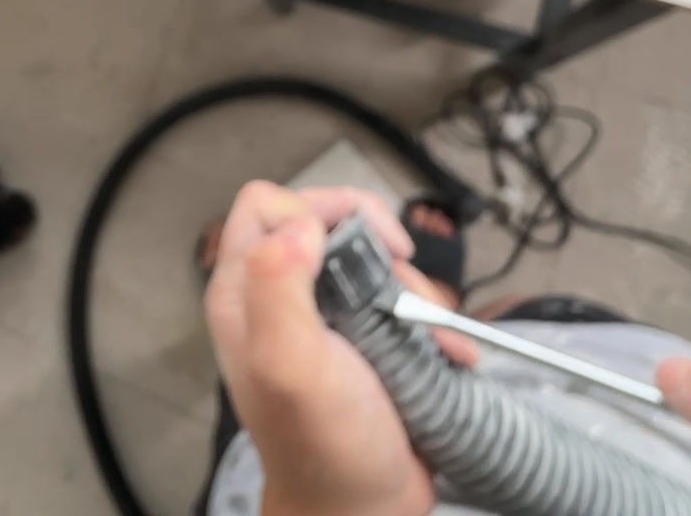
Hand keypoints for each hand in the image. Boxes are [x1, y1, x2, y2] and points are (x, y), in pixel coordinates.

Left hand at [204, 182, 469, 515]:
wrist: (363, 512)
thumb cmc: (324, 448)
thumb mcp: (291, 366)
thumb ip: (278, 287)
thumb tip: (300, 223)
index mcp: (244, 291)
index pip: (268, 205)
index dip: (312, 210)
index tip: (353, 245)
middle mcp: (275, 294)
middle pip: (321, 217)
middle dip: (369, 234)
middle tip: (400, 261)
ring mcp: (318, 313)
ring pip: (363, 254)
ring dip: (406, 281)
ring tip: (431, 328)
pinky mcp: (357, 333)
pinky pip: (391, 293)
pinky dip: (424, 311)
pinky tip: (446, 348)